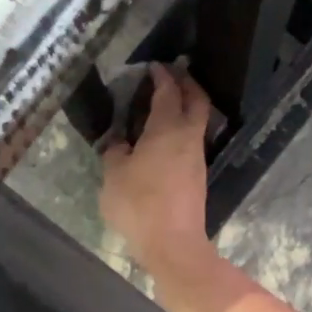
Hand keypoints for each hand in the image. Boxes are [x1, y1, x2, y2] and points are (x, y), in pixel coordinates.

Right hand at [100, 62, 215, 276]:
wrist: (173, 245)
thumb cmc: (139, 205)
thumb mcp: (114, 176)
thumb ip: (115, 152)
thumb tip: (120, 143)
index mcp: (168, 129)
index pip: (169, 92)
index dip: (162, 76)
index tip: (154, 67)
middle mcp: (188, 138)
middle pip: (197, 101)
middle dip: (186, 84)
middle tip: (172, 76)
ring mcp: (197, 159)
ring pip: (197, 123)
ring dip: (186, 109)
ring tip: (165, 107)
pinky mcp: (197, 178)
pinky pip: (192, 142)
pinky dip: (182, 130)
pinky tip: (164, 139)